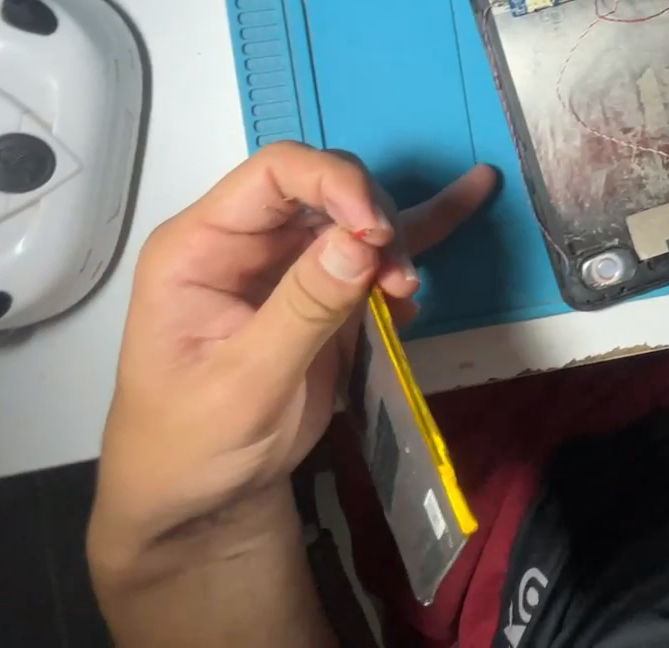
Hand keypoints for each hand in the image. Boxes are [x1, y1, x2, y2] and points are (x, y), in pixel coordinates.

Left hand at [90, 143, 496, 583]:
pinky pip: (381, 249)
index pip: (276, 174)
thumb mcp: (244, 385)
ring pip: (361, 215)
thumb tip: (362, 242)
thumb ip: (303, 309)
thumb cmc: (196, 444)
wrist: (206, 495)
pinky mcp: (330, 284)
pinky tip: (472, 194)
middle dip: (374, 222)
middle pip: (328, 188)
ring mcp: (293, 259)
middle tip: (398, 285)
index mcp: (203, 245)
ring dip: (398, 243)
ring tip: (407, 293)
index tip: (378, 232)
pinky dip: (424, 232)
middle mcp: (251, 238)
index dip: (334, 183)